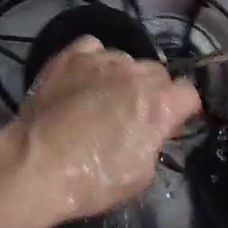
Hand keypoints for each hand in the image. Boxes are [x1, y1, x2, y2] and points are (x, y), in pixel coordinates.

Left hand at [0, 36, 200, 222]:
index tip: (173, 120)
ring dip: (123, 75)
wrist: (38, 162)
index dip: (183, 108)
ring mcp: (101, 59)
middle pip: (157, 72)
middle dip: (153, 90)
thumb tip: (153, 127)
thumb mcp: (141, 174)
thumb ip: (155, 140)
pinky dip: (93, 59)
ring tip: (104, 96)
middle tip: (134, 114)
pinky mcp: (71, 54)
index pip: (188, 92)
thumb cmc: (93, 180)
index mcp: (157, 104)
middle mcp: (133, 73)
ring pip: (125, 58)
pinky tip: (84, 77)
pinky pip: (93, 47)